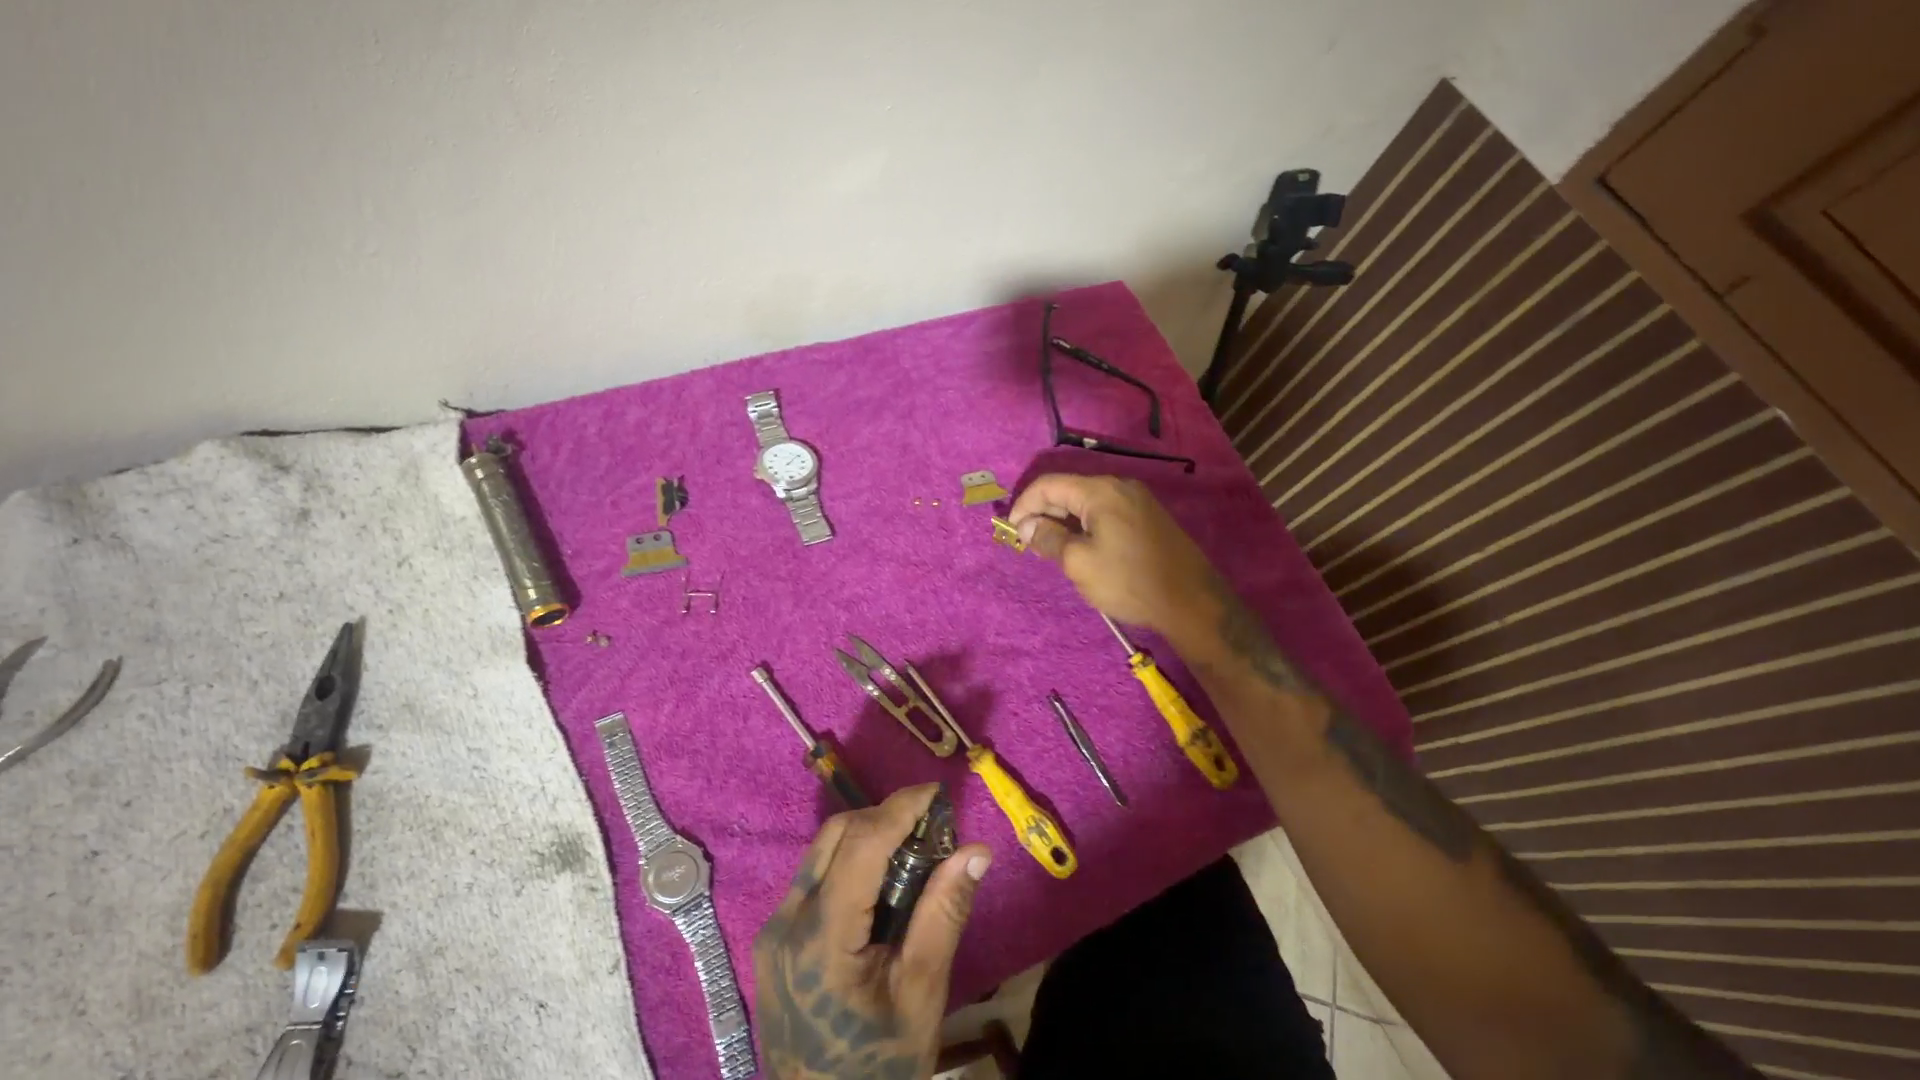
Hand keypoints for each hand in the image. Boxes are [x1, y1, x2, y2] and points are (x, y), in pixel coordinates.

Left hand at [753, 784, 992, 1079]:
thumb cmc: (879, 1063)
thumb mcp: (921, 993)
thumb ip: (943, 915)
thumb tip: (976, 849)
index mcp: (820, 938)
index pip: (861, 846)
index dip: (900, 809)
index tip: (937, 792)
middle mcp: (785, 922)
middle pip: (834, 838)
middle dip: (884, 817)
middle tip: (932, 825)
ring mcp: (773, 931)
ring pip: (820, 854)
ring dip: (866, 837)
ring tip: (914, 850)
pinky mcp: (774, 941)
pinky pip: (813, 880)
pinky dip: (849, 865)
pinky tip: (882, 885)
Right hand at [1008, 474, 1220, 644]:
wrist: (1191, 601)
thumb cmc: (1129, 581)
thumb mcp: (1079, 563)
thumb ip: (1049, 539)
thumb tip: (1027, 526)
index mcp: (1100, 491)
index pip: (1049, 485)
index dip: (1024, 505)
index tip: (1012, 532)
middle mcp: (1120, 486)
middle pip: (1069, 490)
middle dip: (1044, 513)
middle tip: (1030, 544)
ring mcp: (1138, 501)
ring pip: (1088, 503)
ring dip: (1065, 521)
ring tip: (1053, 549)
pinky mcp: (1149, 518)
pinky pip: (1107, 513)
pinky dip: (1087, 525)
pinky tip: (1083, 549)